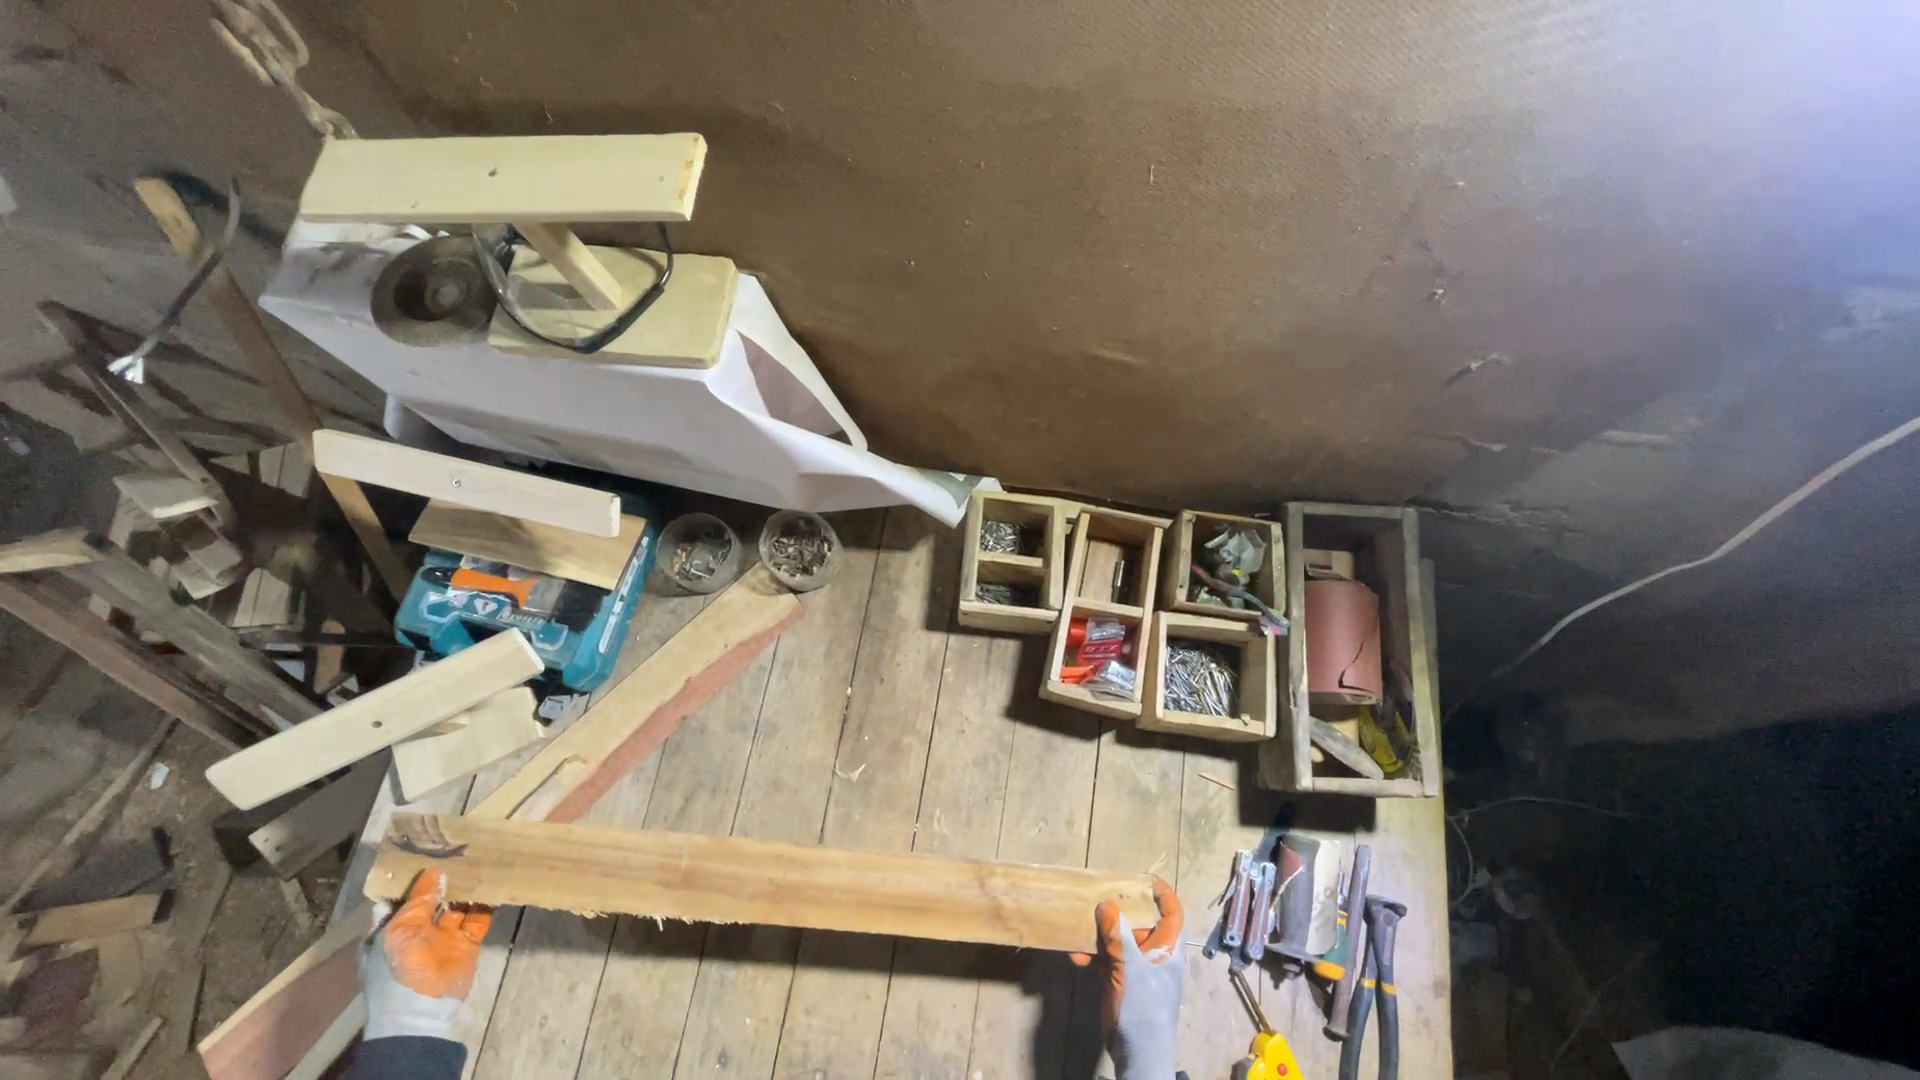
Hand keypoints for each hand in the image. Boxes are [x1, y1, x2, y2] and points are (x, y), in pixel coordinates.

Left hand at [361, 868, 492, 1041]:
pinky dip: (485, 904)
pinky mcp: (466, 944)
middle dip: (443, 881)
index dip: (411, 879)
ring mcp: (442, 938)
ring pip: (456, 907)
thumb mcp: (399, 928)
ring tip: (480, 862)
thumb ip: (419, 899)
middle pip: (431, 901)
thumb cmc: (398, 966)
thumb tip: (434, 873)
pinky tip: (494, 884)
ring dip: (466, 890)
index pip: (399, 899)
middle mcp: (415, 932)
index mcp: (389, 930)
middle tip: (460, 852)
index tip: (426, 853)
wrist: (421, 1008)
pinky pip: (477, 919)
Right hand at [1071, 877, 1184, 1078]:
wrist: (1138, 1056)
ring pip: (1120, 941)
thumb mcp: (1131, 969)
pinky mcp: (1121, 983)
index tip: (1146, 880)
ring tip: (1081, 923)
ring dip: (1100, 933)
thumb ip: (1118, 936)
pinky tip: (1075, 954)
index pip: (1174, 915)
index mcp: (1168, 950)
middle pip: (1141, 923)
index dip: (1164, 895)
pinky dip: (1092, 955)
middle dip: (1121, 910)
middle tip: (1101, 894)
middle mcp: (1154, 956)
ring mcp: (1137, 970)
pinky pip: (1106, 960)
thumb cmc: (1144, 1008)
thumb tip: (1108, 904)